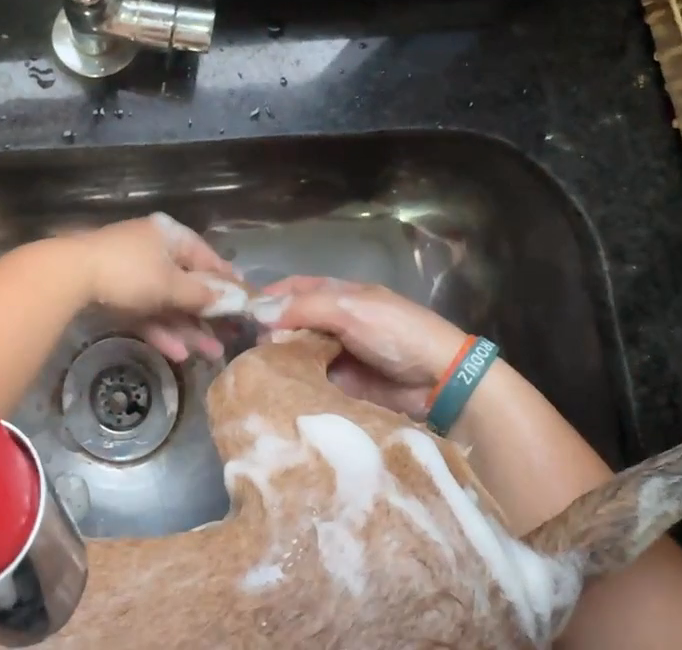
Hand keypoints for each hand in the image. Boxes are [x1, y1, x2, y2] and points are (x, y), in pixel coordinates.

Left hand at [63, 213, 246, 362]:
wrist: (70, 277)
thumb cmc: (129, 272)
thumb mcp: (171, 284)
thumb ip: (203, 294)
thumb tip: (233, 298)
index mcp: (169, 236)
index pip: (206, 256)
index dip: (226, 281)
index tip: (244, 302)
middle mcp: (153, 250)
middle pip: (187, 283)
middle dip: (207, 315)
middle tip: (228, 340)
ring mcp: (133, 273)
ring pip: (167, 302)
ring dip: (188, 328)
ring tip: (210, 354)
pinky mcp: (116, 293)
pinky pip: (146, 312)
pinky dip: (162, 330)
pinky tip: (178, 354)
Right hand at [258, 276, 468, 418]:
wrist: (441, 381)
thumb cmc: (396, 333)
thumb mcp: (350, 310)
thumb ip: (304, 308)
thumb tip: (257, 312)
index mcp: (340, 295)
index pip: (295, 289)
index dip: (269, 297)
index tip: (240, 313)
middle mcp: (336, 322)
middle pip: (292, 323)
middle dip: (270, 333)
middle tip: (244, 349)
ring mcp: (339, 355)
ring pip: (299, 353)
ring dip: (280, 361)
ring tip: (252, 373)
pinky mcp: (343, 387)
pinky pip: (312, 382)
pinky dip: (296, 385)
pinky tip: (275, 392)